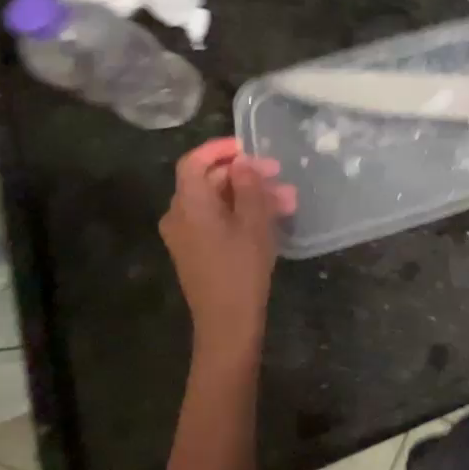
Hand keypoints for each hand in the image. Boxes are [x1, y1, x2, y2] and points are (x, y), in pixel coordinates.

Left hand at [160, 137, 296, 359]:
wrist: (227, 322)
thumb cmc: (241, 267)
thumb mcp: (254, 221)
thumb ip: (249, 186)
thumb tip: (243, 163)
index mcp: (189, 204)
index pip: (195, 162)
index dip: (221, 149)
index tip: (250, 147)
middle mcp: (179, 215)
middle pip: (208, 180)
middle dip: (246, 174)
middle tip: (280, 174)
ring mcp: (185, 235)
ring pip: (217, 201)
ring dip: (250, 195)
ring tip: (288, 200)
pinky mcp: (195, 250)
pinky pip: (216, 219)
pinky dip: (241, 212)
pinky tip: (272, 218)